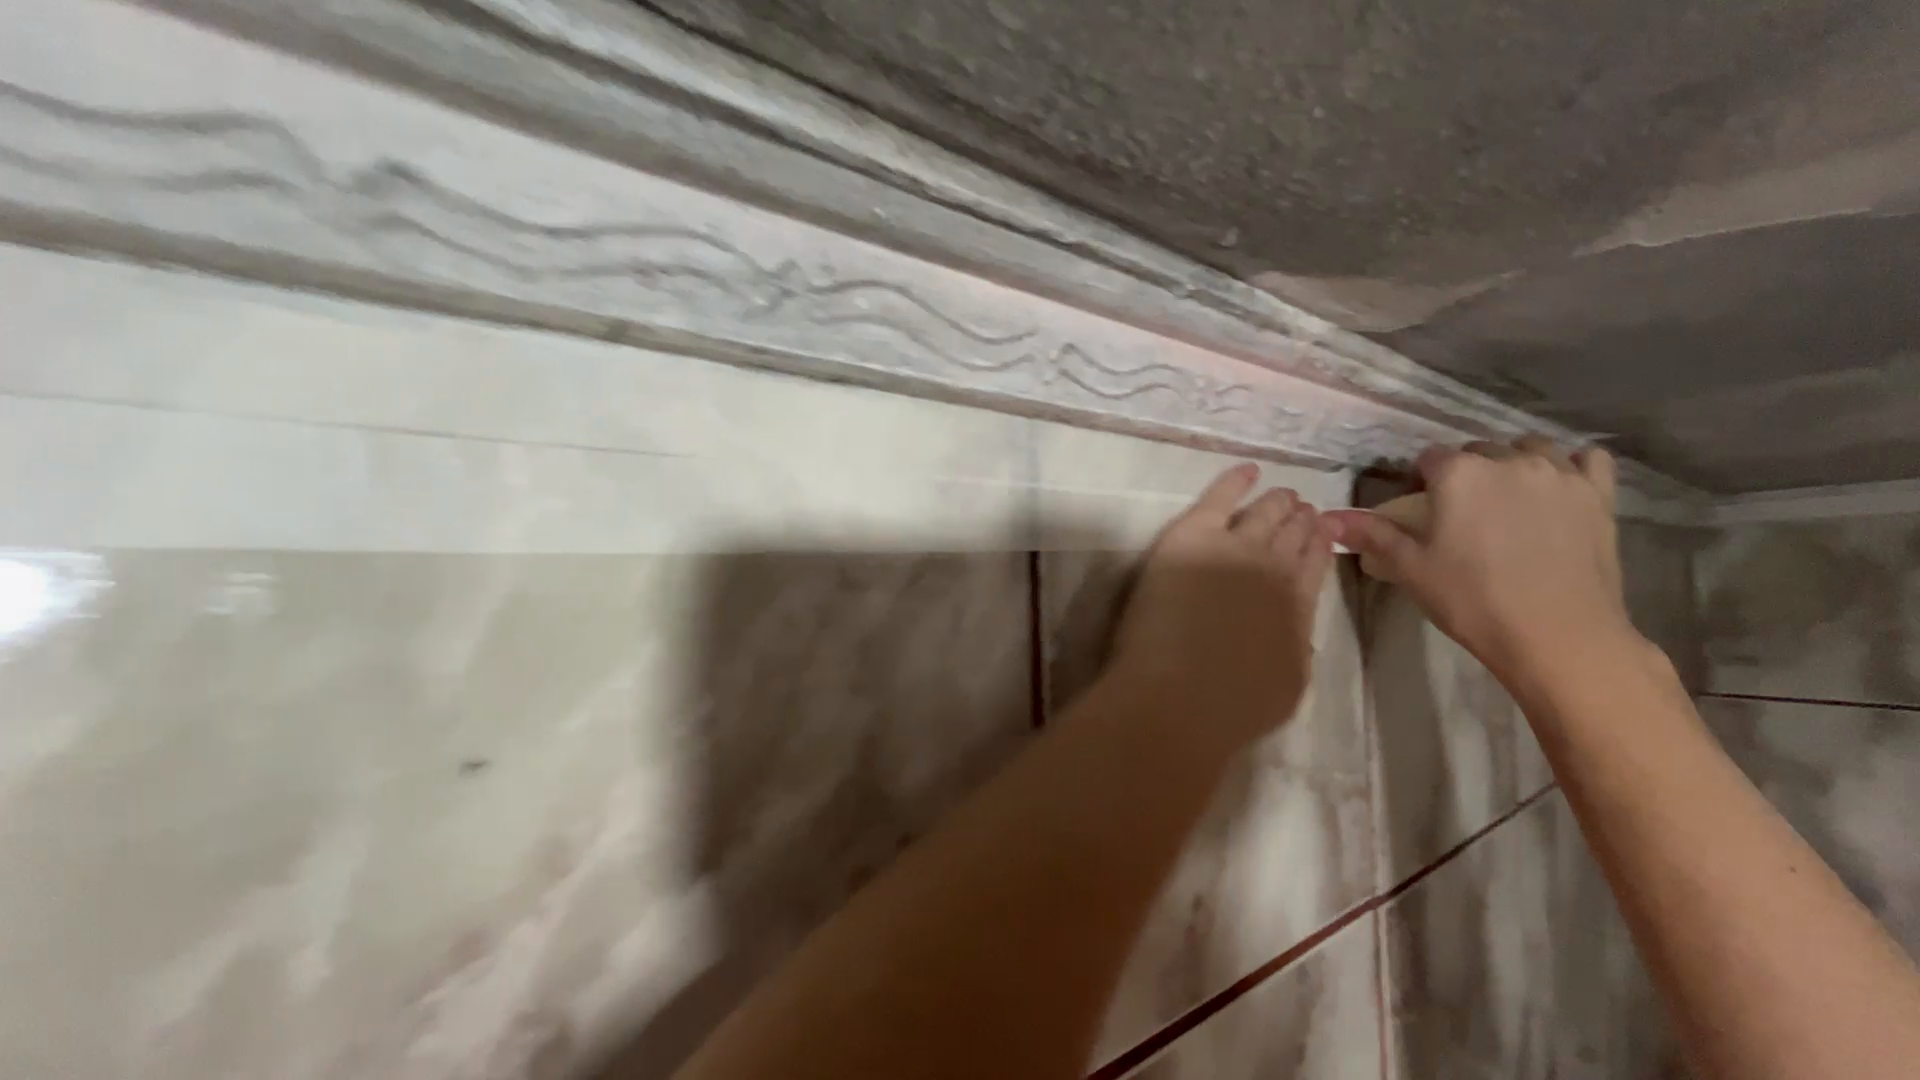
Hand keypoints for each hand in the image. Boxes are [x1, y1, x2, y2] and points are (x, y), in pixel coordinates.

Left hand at [1107, 464, 1335, 749]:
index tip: (1326, 533)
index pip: (1314, 568)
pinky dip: (1235, 481)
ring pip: (1263, 515)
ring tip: (1286, 494)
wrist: (1180, 695)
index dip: (1320, 549)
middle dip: (1302, 522)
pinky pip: (1218, 498)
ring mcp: (1234, 548)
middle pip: (1292, 536)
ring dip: (1278, 503)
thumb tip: (1294, 631)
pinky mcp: (1191, 538)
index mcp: (1298, 608)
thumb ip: (1294, 648)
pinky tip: (1249, 470)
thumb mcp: (1289, 683)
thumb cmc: (1233, 706)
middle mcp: (1273, 569)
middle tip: (1305, 510)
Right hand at [1326, 438, 1641, 687]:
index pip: (1428, 457)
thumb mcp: (1411, 569)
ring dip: (1515, 464)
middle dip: (1466, 472)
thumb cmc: (1472, 601)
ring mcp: (1559, 474)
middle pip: (1478, 450)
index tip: (1422, 508)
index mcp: (1458, 473)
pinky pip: (1587, 460)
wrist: (1558, 634)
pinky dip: (1571, 468)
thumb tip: (1328, 518)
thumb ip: (1372, 534)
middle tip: (1463, 513)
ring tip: (1509, 500)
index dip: (1421, 480)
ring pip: (1530, 449)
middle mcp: (1508, 460)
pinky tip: (1560, 489)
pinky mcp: (1598, 494)